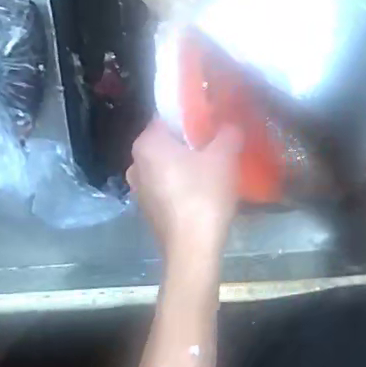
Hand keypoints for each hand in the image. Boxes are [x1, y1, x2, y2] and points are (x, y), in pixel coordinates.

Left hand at [129, 121, 240, 263]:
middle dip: (190, 143)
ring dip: (187, 166)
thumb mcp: (224, 157)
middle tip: (218, 146)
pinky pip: (167, 188)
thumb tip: (230, 125)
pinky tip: (204, 193)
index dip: (192, 117)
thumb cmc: (204, 194)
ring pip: (167, 167)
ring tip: (214, 170)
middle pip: (167, 143)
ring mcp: (139, 190)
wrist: (192, 248)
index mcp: (146, 144)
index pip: (167, 117)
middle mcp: (135, 163)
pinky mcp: (148, 211)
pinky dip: (182, 186)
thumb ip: (228, 134)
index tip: (213, 124)